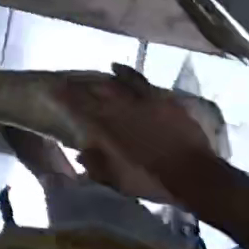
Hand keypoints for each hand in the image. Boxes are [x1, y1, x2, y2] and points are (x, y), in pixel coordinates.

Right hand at [55, 70, 224, 201]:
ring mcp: (139, 102)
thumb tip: (80, 153)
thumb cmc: (155, 182)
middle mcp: (119, 111)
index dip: (64, 99)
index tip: (52, 92)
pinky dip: (125, 72)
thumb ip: (98, 167)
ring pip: (112, 84)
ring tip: (86, 77)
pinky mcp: (158, 98)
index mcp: (107, 131)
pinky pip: (137, 80)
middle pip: (92, 93)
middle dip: (76, 86)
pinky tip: (116, 67)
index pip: (79, 109)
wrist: (196, 177)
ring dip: (96, 79)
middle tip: (65, 82)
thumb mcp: (121, 182)